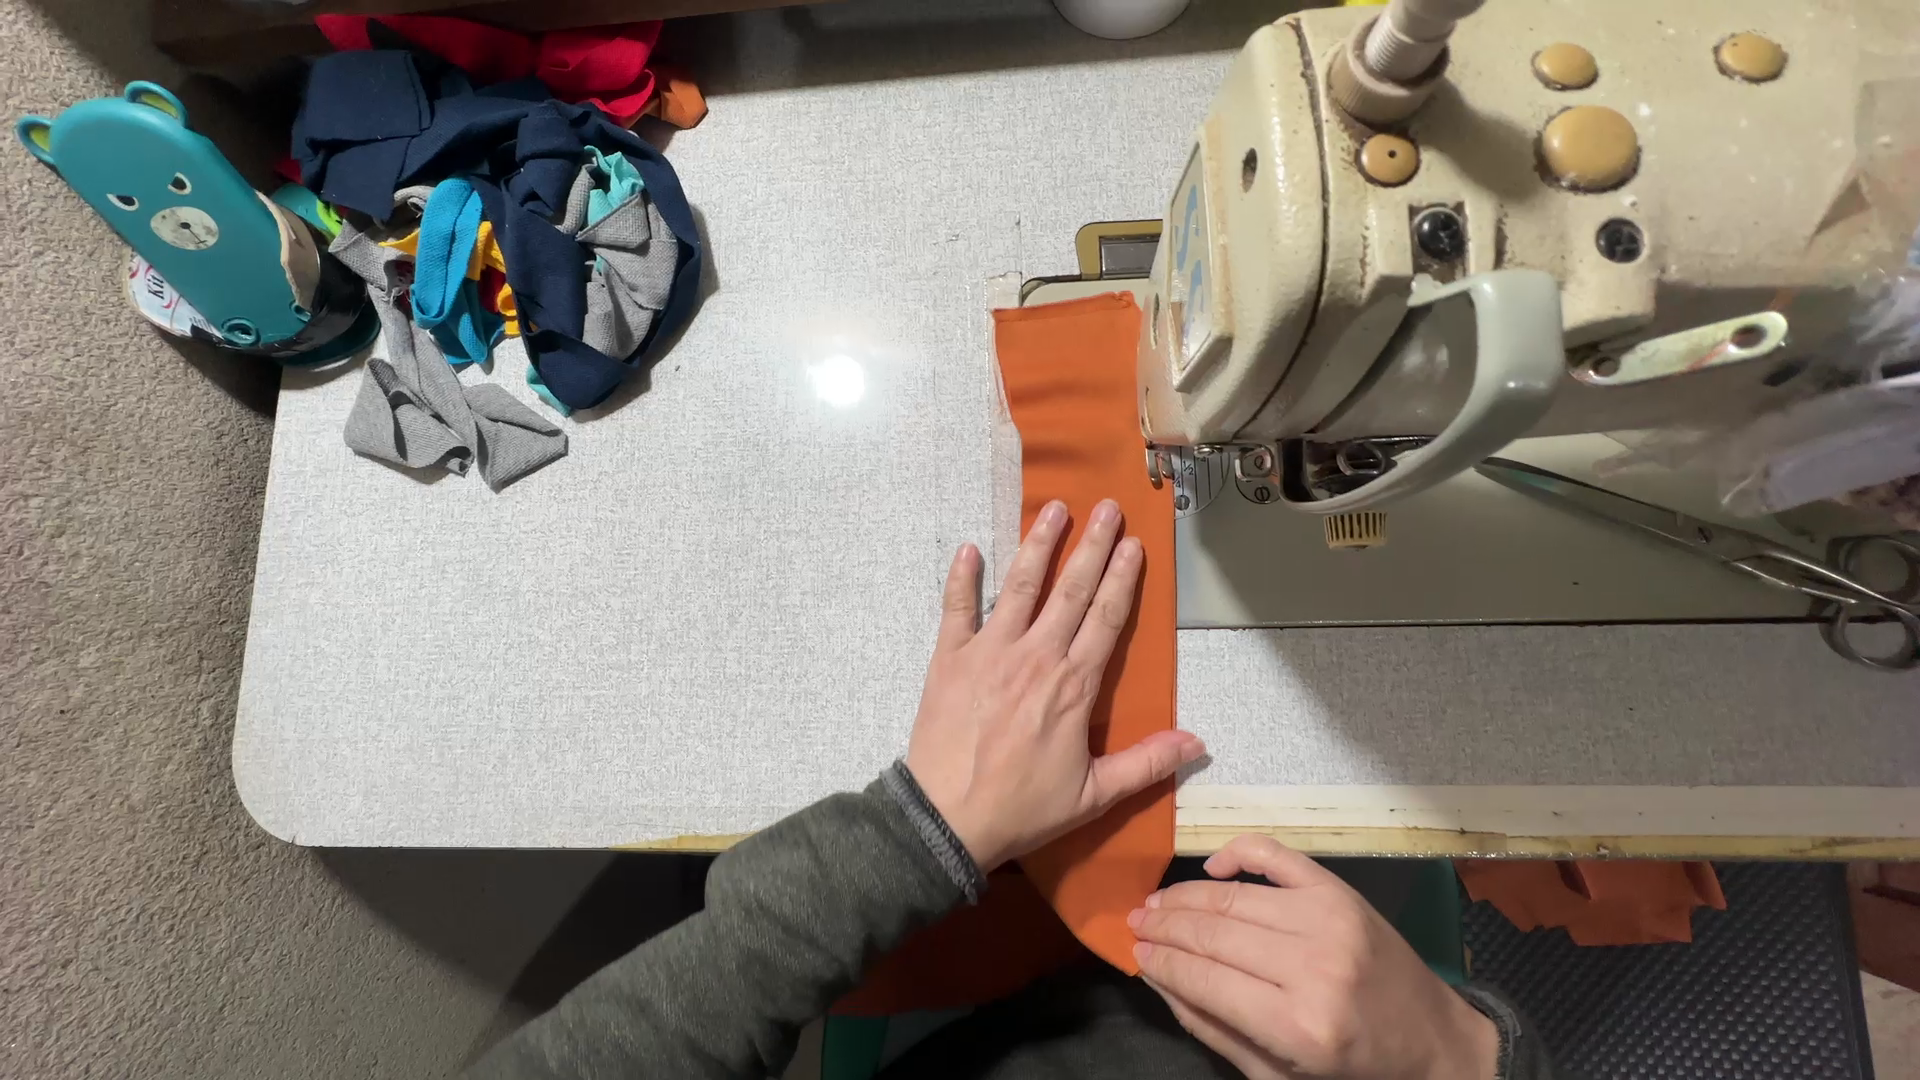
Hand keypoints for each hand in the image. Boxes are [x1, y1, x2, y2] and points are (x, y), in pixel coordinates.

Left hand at [905, 498, 1203, 872]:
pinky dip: (961, 578)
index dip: (1122, 578)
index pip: (1106, 617)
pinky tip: (969, 548)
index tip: (1132, 543)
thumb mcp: (1093, 795)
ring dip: (1038, 545)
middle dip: (1091, 545)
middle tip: (1105, 507)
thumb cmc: (1022, 808)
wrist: (948, 820)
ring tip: (1054, 510)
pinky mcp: (950, 657)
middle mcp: (1035, 656)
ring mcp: (990, 651)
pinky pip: (956, 608)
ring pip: (1020, 586)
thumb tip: (1198, 744)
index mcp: (1073, 684)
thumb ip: (1146, 764)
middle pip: (1071, 590)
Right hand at [1130, 835, 1497, 1079]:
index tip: (1134, 950)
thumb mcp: (1280, 1079)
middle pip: (1214, 933)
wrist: (1440, 1047)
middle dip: (1164, 926)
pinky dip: (1234, 853)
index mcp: (1300, 1029)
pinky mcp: (1337, 890)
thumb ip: (1214, 1029)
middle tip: (1135, 921)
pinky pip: (1273, 854)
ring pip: (1233, 896)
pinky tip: (1209, 868)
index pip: (1206, 980)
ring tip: (1155, 901)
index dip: (1162, 961)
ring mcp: (1326, 919)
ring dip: (1185, 896)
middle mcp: (1312, 967)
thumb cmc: (1357, 1073)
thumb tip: (1158, 976)